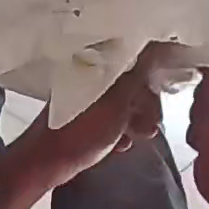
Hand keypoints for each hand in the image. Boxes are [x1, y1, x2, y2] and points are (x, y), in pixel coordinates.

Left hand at [17, 54, 163, 187]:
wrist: (46, 162)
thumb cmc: (82, 132)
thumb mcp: (117, 102)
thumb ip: (139, 74)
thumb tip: (158, 46)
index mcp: (97, 67)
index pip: (135, 62)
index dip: (151, 82)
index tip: (162, 101)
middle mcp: (90, 78)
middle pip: (130, 85)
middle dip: (145, 106)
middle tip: (152, 127)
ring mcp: (84, 99)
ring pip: (120, 104)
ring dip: (135, 121)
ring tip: (140, 138)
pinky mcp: (81, 120)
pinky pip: (107, 120)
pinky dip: (118, 130)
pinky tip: (121, 144)